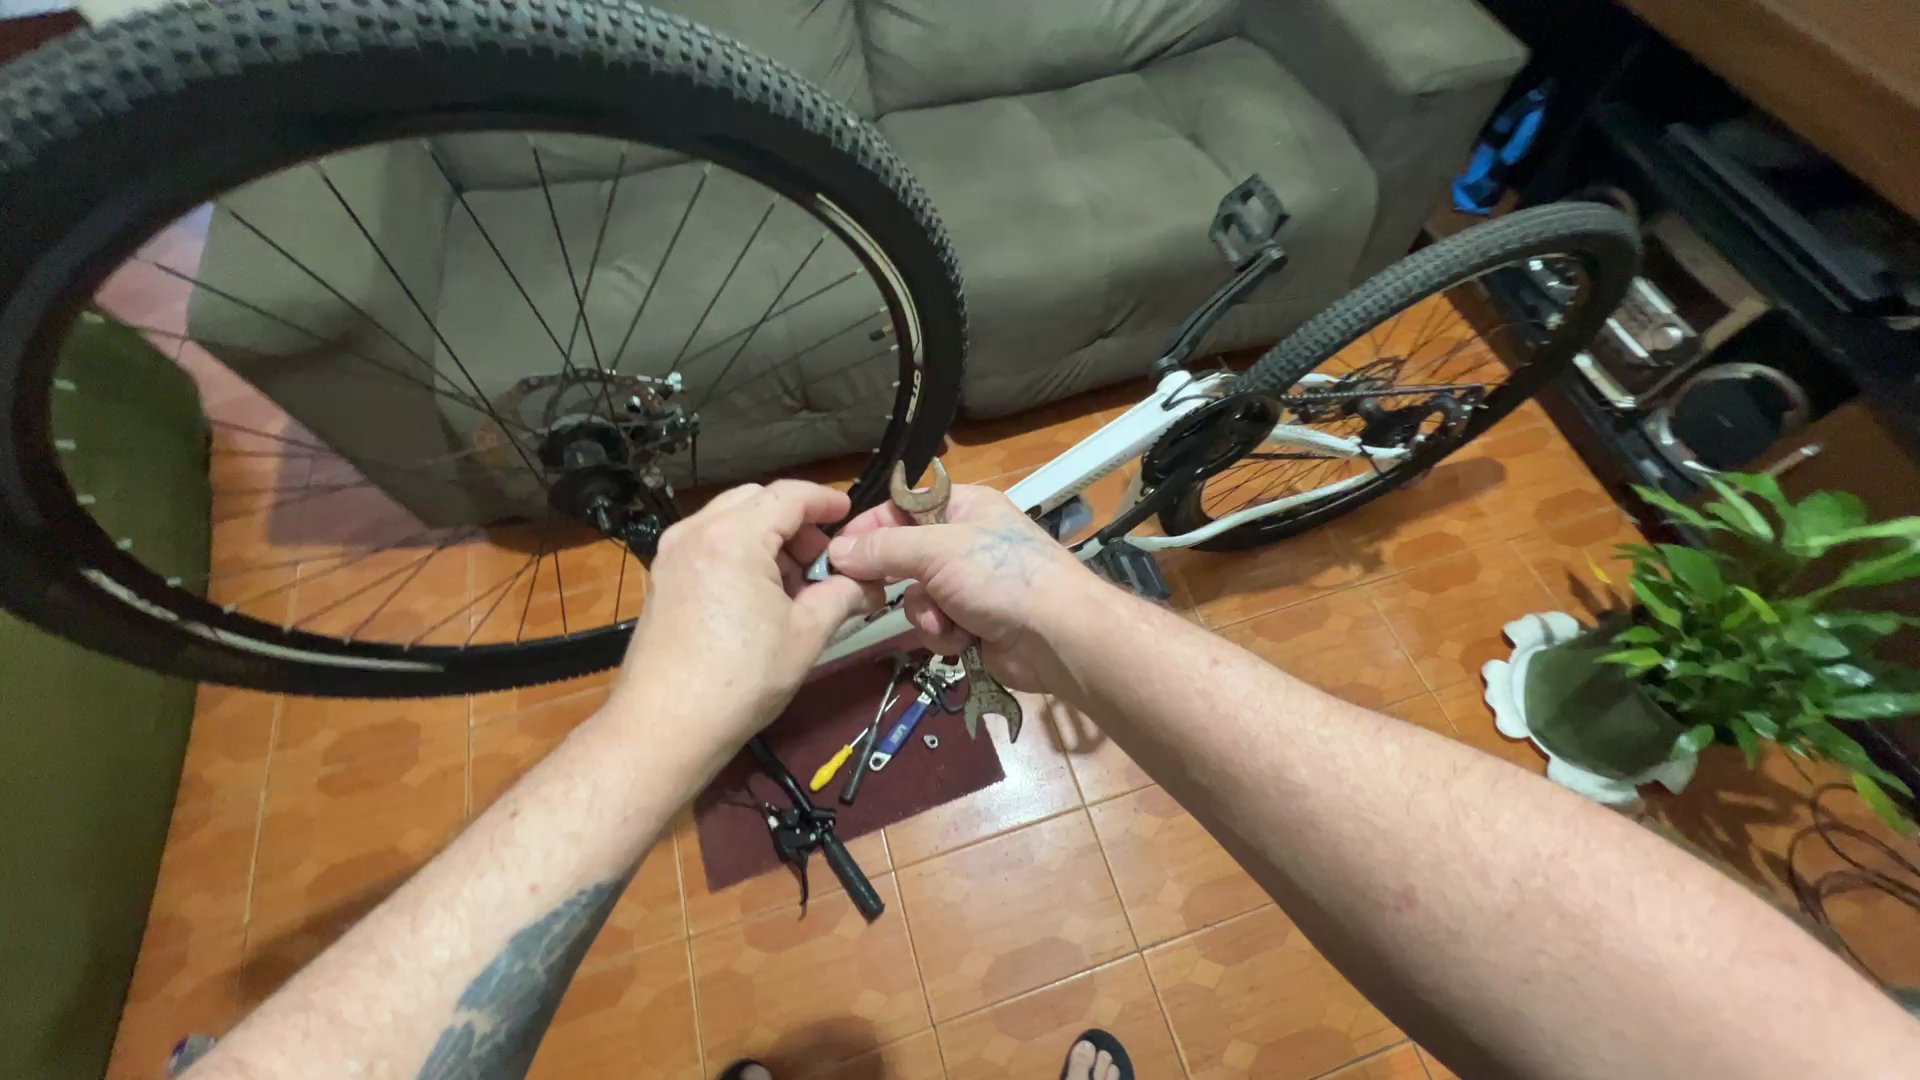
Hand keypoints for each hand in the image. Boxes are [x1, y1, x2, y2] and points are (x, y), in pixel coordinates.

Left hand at [606, 481, 883, 756]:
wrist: (666, 726)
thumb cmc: (741, 679)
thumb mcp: (807, 634)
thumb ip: (843, 595)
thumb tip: (869, 585)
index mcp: (733, 537)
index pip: (789, 495)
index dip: (826, 500)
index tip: (849, 514)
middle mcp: (696, 532)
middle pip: (756, 500)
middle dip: (796, 520)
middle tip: (824, 558)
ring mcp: (673, 554)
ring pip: (731, 519)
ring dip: (769, 536)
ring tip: (796, 582)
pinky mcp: (663, 578)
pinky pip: (710, 543)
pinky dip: (742, 551)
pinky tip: (762, 593)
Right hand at [825, 485, 1098, 690]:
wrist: (1055, 636)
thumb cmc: (1001, 576)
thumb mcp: (937, 551)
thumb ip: (884, 549)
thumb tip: (837, 550)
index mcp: (965, 507)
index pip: (904, 507)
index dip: (871, 526)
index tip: (838, 549)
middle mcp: (965, 541)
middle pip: (905, 555)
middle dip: (898, 579)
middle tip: (868, 590)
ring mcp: (970, 585)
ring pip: (916, 596)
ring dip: (925, 612)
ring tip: (944, 619)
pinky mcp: (972, 622)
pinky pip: (935, 624)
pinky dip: (944, 633)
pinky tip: (962, 638)